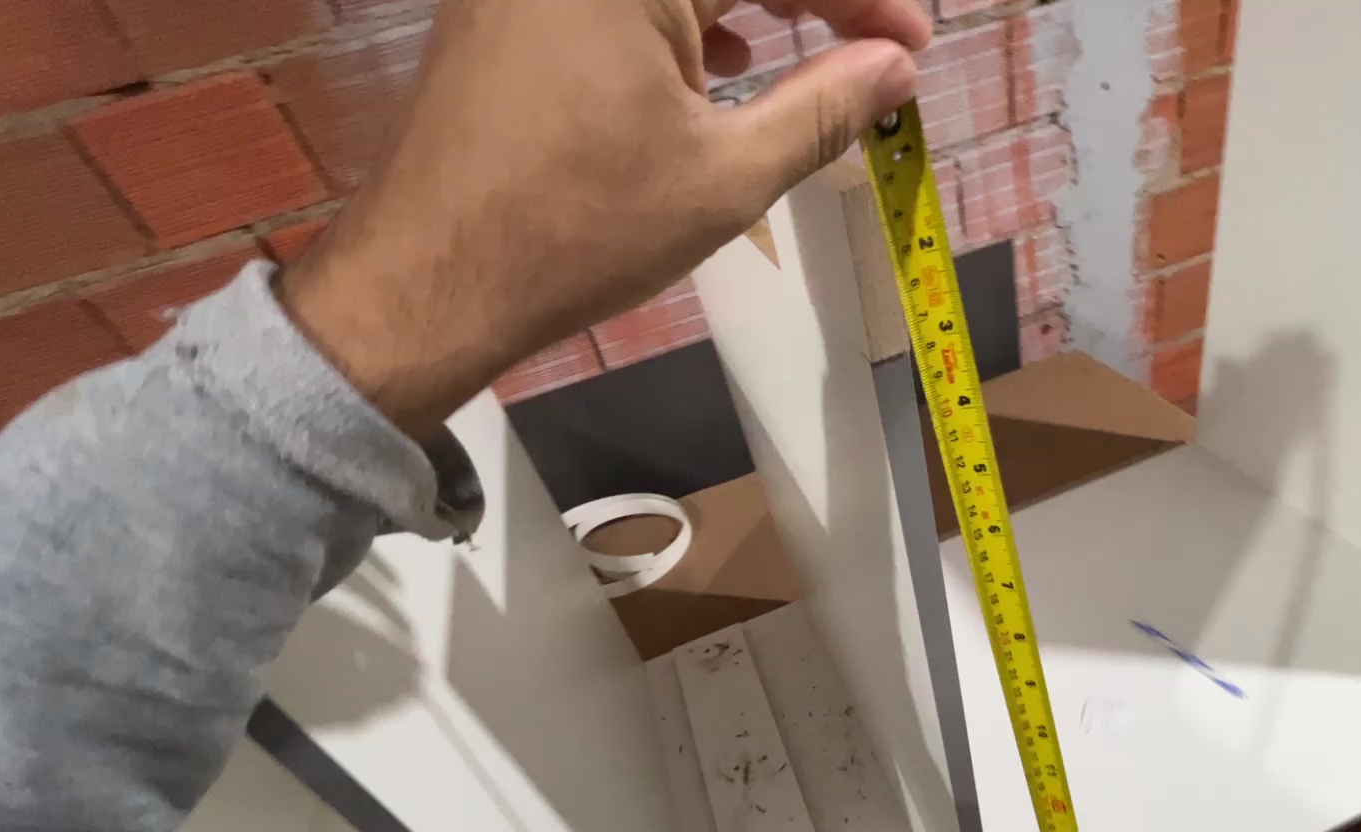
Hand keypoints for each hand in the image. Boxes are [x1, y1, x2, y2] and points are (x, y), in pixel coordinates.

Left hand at [280, 0, 930, 436]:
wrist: (443, 274)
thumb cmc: (588, 231)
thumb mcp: (725, 178)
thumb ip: (822, 112)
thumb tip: (898, 72)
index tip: (916, 47)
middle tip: (879, 52)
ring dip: (759, 3)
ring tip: (812, 57)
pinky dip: (690, 16)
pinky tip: (721, 62)